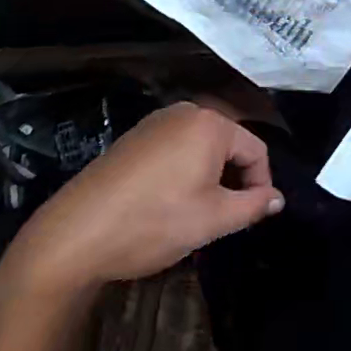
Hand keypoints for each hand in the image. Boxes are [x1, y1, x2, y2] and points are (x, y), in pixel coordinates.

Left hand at [6, 103, 282, 292]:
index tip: (254, 216)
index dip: (262, 185)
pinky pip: (175, 150)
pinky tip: (168, 204)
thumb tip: (277, 199)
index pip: (256, 150)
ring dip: (209, 178)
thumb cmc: (154, 223)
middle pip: (229, 145)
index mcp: (209, 124)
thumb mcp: (214, 219)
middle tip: (226, 216)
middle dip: (234, 180)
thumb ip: (254, 206)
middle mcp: (183, 113)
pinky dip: (183, 173)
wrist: (73, 237)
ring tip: (198, 213)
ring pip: (201, 149)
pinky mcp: (131, 140)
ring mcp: (153, 123)